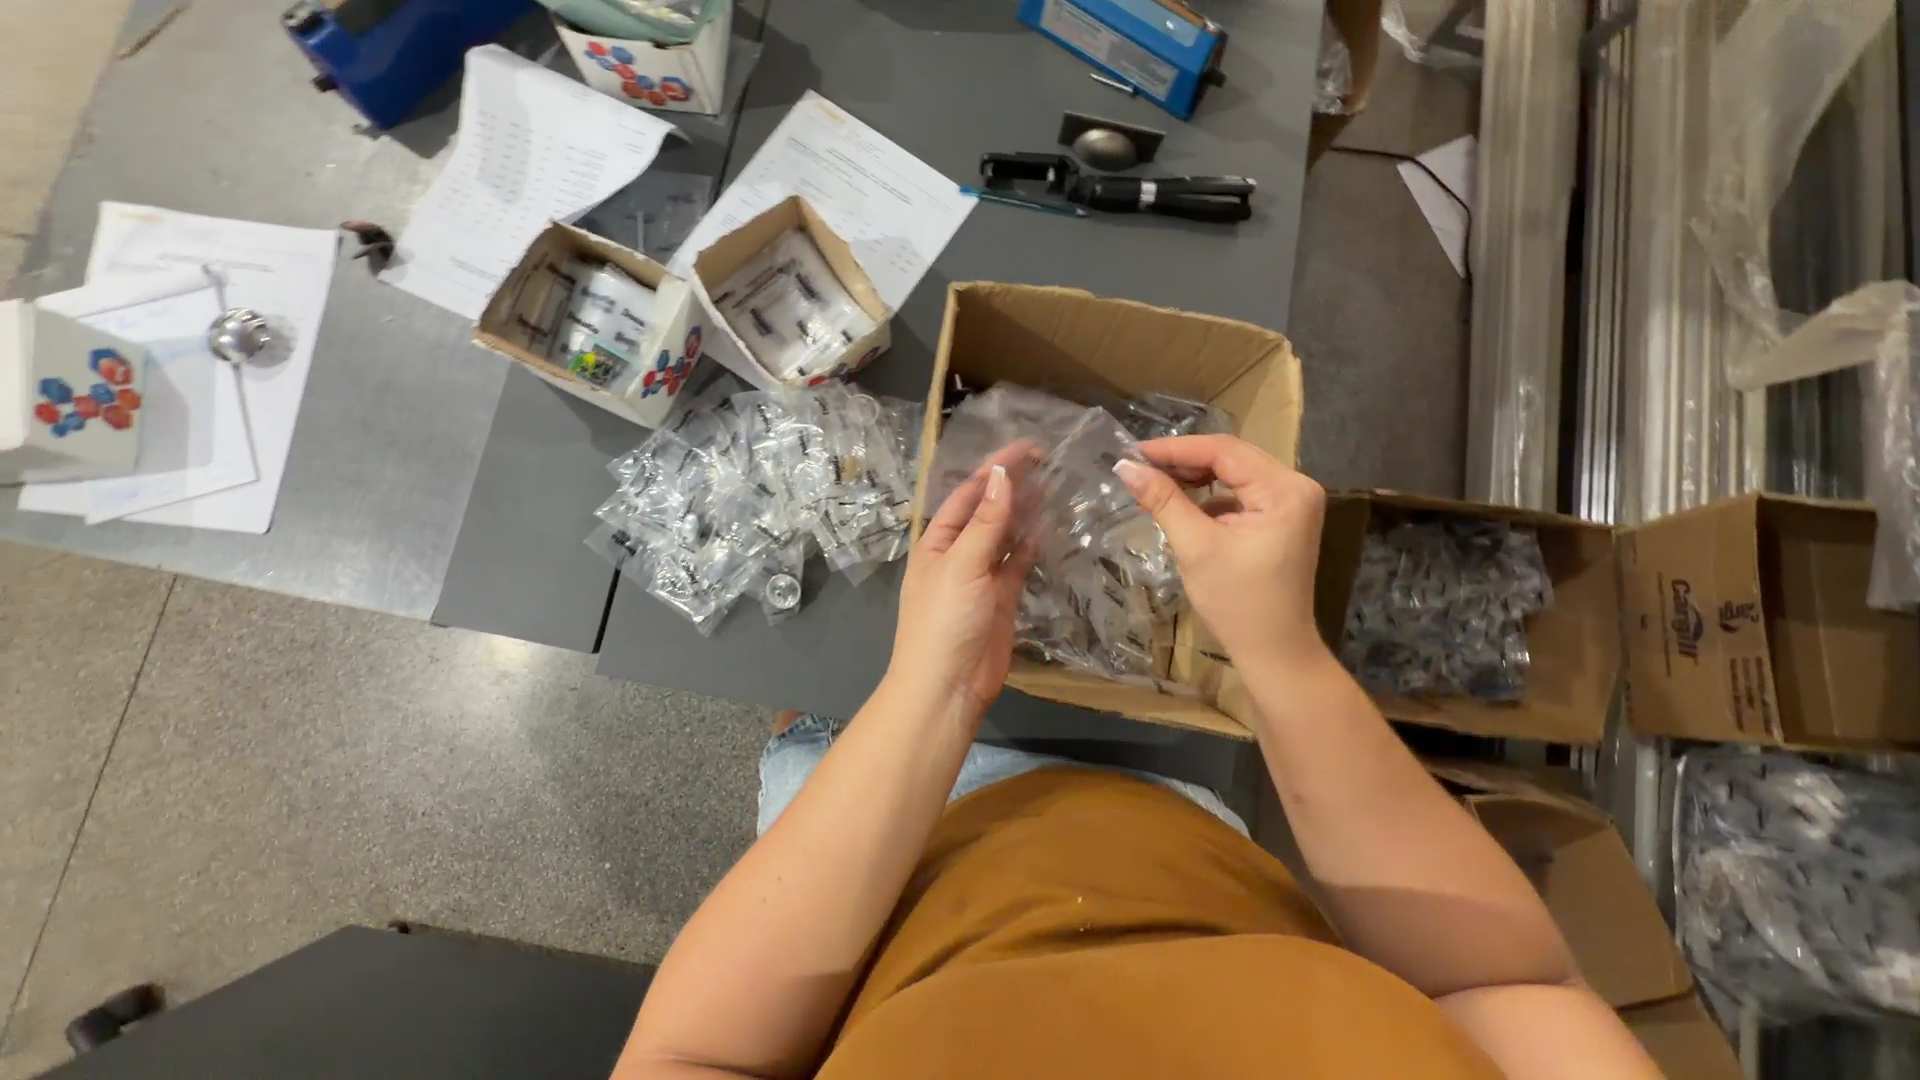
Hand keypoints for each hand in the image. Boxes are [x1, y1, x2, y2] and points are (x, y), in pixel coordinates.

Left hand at [888, 442, 1036, 725]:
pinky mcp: (1002, 598)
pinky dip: (1031, 545)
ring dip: (1024, 512)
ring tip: (1053, 483)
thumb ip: (985, 521)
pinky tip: (1049, 525)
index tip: (1025, 446)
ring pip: (1005, 535)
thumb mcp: (962, 565)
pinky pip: (1017, 563)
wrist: (947, 687)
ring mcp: (981, 577)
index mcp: (936, 542)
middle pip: (987, 511)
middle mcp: (957, 554)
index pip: (966, 494)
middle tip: (1047, 459)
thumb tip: (1001, 474)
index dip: (993, 469)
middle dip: (1011, 485)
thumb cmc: (944, 621)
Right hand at [1113, 435, 1327, 668]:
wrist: (1274, 650)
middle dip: (1183, 461)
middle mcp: (1295, 486)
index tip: (1132, 453)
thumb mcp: (1196, 547)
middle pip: (1231, 457)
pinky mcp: (1281, 518)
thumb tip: (1125, 467)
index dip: (1175, 449)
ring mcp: (1291, 502)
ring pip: (1233, 473)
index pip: (1223, 451)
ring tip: (1153, 484)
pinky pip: (1239, 493)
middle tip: (1138, 467)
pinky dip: (1208, 496)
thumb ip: (1163, 501)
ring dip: (1194, 477)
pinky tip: (1180, 506)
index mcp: (1284, 490)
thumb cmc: (1237, 603)